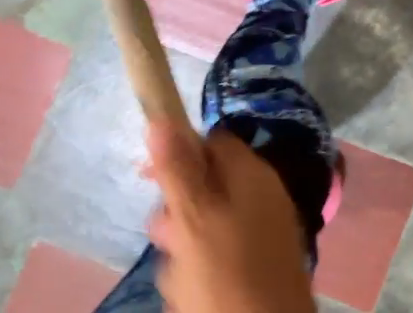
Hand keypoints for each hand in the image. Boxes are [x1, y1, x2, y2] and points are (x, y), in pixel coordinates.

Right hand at [147, 124, 314, 312]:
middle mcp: (262, 195)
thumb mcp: (194, 218)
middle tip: (166, 239)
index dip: (178, 153)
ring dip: (184, 254)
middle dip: (177, 216)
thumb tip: (161, 117)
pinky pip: (219, 258)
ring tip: (183, 283)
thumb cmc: (229, 275)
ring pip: (206, 229)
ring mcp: (264, 231)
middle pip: (205, 188)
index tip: (148, 178)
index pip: (211, 142)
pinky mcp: (261, 266)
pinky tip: (194, 298)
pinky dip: (201, 274)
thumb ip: (177, 169)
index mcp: (251, 174)